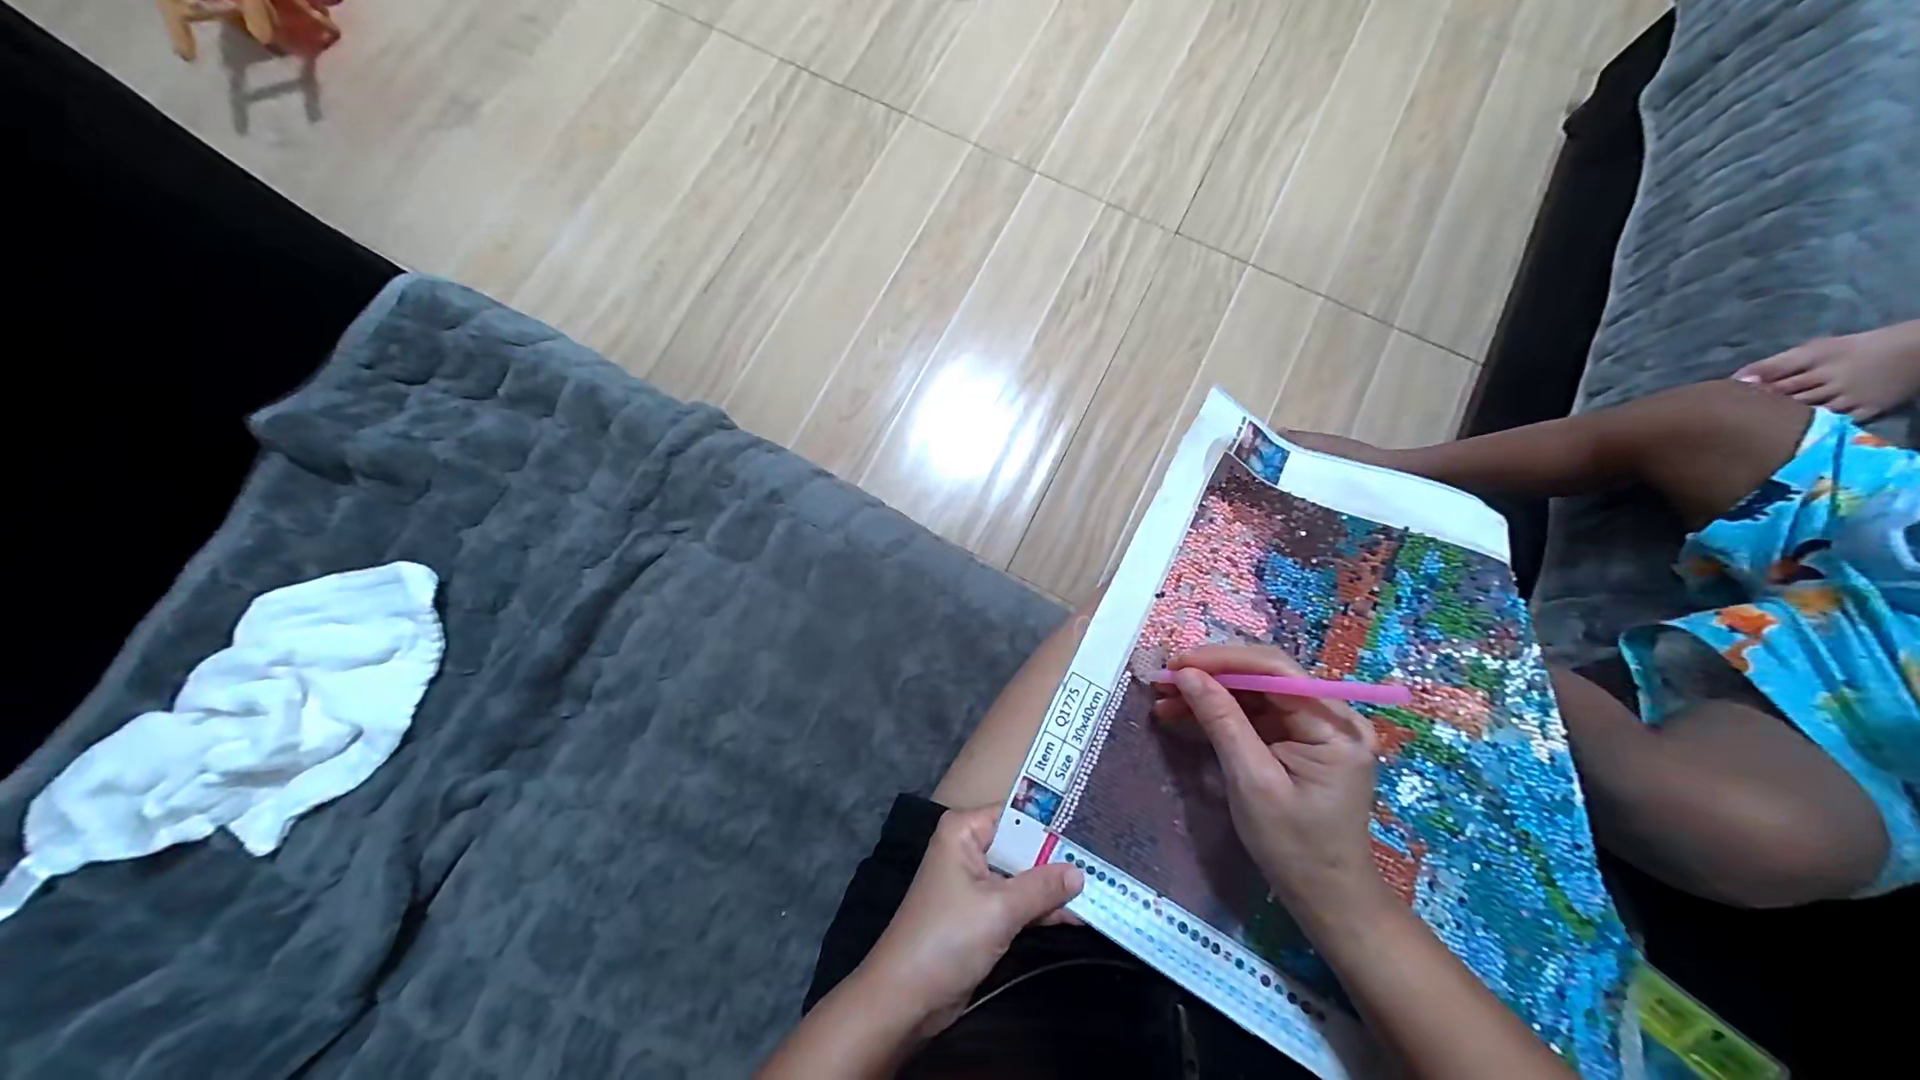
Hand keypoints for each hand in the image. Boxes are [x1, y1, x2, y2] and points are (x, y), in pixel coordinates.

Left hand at [855, 806, 1083, 1037]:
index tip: (1094, 822)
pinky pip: (1020, 900)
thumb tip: (1080, 871)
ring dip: (1056, 885)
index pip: (1017, 813)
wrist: (906, 998)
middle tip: (1107, 855)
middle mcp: (970, 847)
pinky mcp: (983, 913)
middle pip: (1023, 843)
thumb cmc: (948, 938)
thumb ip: (1042, 886)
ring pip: (1025, 873)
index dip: (1053, 820)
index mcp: (965, 830)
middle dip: (1060, 855)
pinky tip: (1081, 912)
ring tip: (1104, 883)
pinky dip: (1044, 907)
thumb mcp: (1000, 908)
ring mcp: (977, 882)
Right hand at [1153, 645, 1382, 914]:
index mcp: (1334, 725)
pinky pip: (1255, 713)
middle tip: (1164, 680)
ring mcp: (1315, 727)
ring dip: (1209, 692)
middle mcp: (1331, 716)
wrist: (1325, 896)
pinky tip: (1184, 713)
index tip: (1177, 664)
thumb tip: (1186, 674)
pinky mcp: (1299, 740)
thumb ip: (1221, 721)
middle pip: (1264, 676)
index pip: (1275, 670)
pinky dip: (1219, 712)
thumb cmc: (1294, 845)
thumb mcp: (1251, 781)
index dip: (1223, 660)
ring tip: (1164, 697)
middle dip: (1211, 675)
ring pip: (1254, 692)